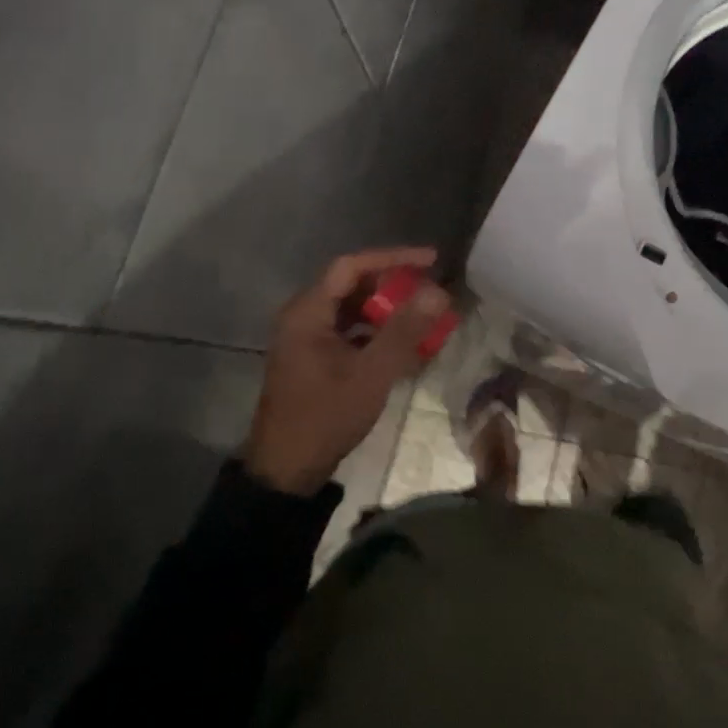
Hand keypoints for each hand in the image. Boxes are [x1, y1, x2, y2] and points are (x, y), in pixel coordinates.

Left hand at [242, 249, 452, 496]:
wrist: (288, 469)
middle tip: (433, 292)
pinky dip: (380, 333)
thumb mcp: (372, 372)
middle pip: (354, 286)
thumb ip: (405, 330)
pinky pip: (353, 333)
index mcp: (307, 313)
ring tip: (428, 317)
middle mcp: (304, 318)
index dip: (393, 258)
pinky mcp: (317, 360)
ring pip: (355, 311)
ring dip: (390, 311)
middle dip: (396, 286)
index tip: (432, 260)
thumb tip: (440, 292)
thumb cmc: (326, 415)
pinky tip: (408, 346)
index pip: (352, 266)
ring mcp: (309, 340)